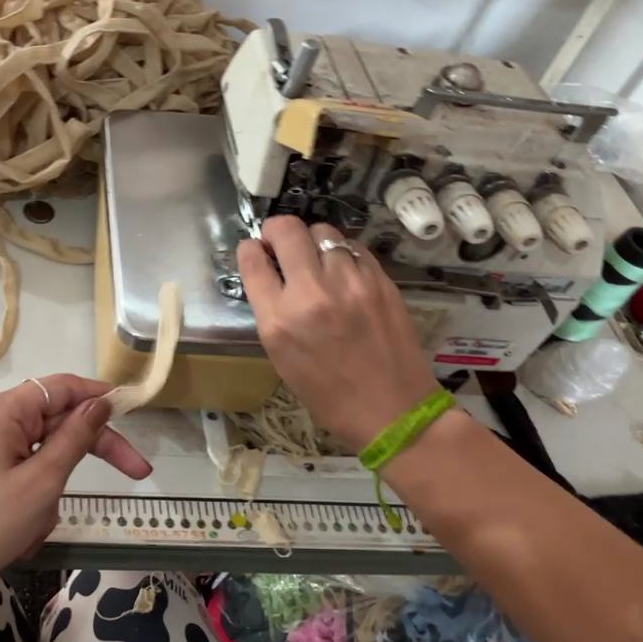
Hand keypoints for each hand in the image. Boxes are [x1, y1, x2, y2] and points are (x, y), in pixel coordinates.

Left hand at [0, 375, 151, 596]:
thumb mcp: (43, 481)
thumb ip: (76, 437)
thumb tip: (99, 402)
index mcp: (0, 409)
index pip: (61, 387)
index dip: (100, 395)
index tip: (134, 409)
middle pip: (52, 420)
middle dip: (85, 452)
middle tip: (137, 473)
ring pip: (38, 453)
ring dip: (51, 487)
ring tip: (34, 527)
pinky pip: (18, 470)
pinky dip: (31, 497)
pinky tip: (22, 533)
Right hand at [237, 215, 440, 450]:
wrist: (392, 411)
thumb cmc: (329, 395)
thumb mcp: (282, 357)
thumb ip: (272, 311)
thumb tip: (268, 272)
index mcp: (279, 320)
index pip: (252, 260)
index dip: (249, 249)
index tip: (255, 250)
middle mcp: (311, 293)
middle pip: (286, 230)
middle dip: (277, 230)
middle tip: (282, 244)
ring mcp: (350, 283)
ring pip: (322, 231)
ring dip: (312, 240)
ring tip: (317, 259)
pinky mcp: (380, 280)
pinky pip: (354, 248)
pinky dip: (343, 252)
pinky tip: (344, 271)